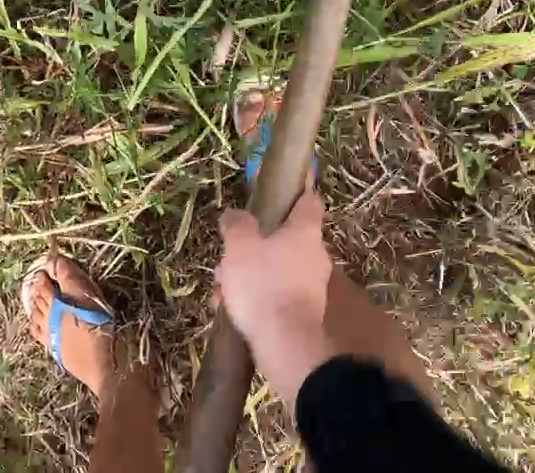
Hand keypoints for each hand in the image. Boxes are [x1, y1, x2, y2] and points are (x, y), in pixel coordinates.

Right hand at [215, 190, 336, 405]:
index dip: (296, 190)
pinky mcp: (302, 313)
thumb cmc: (263, 284)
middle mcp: (314, 256)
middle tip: (229, 250)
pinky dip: (254, 297)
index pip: (309, 200)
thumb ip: (236, 224)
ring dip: (248, 272)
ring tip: (220, 286)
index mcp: (304, 232)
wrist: (286, 346)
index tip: (282, 187)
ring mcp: (310, 286)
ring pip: (275, 268)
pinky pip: (274, 294)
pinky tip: (228, 308)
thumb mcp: (239, 245)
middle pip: (284, 238)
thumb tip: (234, 215)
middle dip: (254, 242)